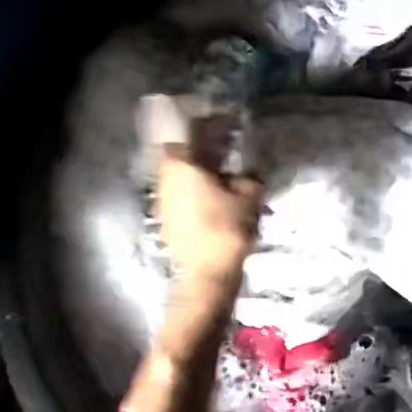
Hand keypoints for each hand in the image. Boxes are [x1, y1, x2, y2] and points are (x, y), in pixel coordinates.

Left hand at [156, 147, 264, 286]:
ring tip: (222, 187)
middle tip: (224, 163)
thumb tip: (247, 174)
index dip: (206, 135)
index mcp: (182, 165)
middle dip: (201, 159)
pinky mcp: (165, 224)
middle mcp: (165, 180)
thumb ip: (249, 179)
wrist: (206, 276)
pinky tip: (213, 208)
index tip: (223, 137)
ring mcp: (161, 203)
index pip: (189, 138)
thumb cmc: (226, 229)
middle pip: (181, 159)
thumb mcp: (249, 198)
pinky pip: (180, 202)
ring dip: (197, 181)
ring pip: (179, 181)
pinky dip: (194, 200)